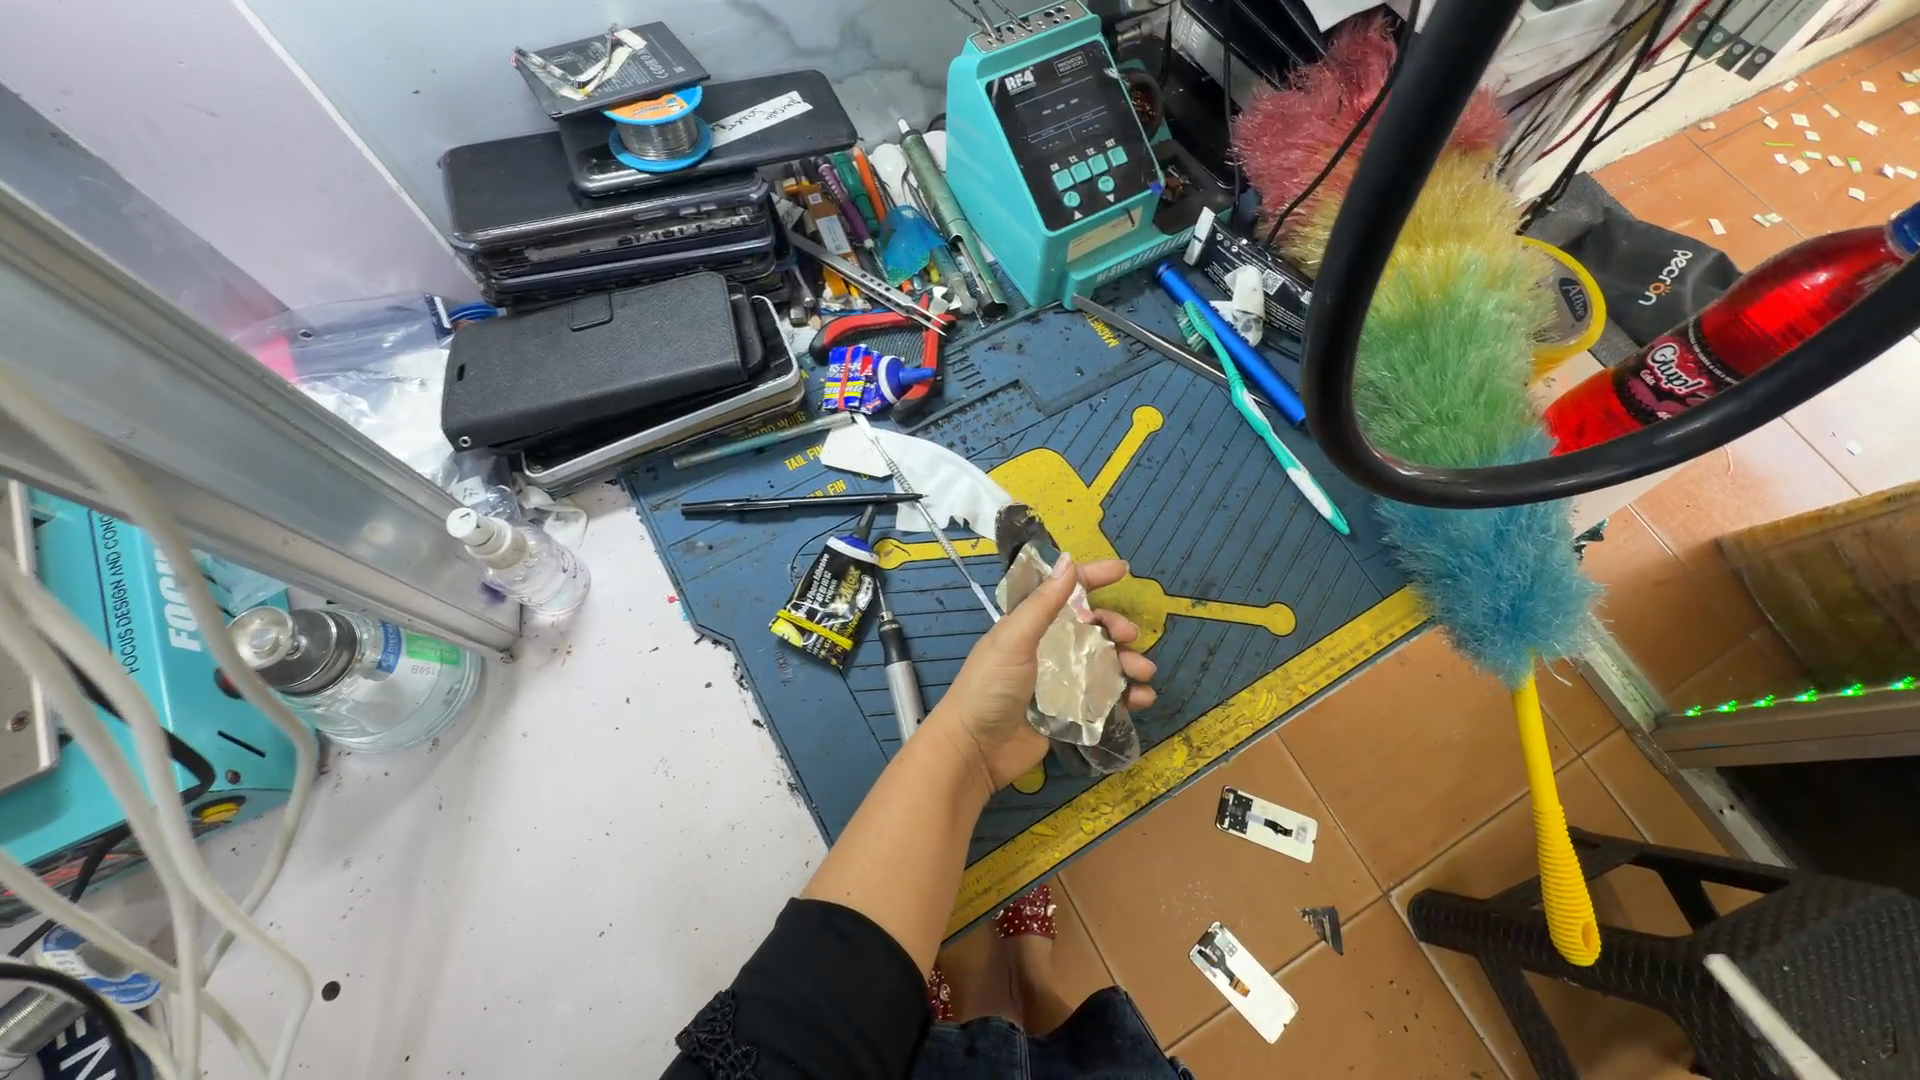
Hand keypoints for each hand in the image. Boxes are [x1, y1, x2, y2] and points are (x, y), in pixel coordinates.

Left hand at [927, 555, 1156, 795]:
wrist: (975, 749)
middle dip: (1117, 628)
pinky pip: (1107, 699)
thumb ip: (1043, 603)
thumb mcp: (1013, 639)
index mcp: (1031, 626)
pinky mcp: (1071, 714)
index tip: (1123, 570)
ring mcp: (1062, 683)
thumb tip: (1069, 561)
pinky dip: (1128, 696)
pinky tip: (1142, 698)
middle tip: (1130, 635)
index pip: (1065, 593)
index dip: (1093, 578)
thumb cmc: (989, 686)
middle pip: (1093, 630)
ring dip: (1129, 662)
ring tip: (1143, 671)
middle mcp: (1049, 650)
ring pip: (1106, 664)